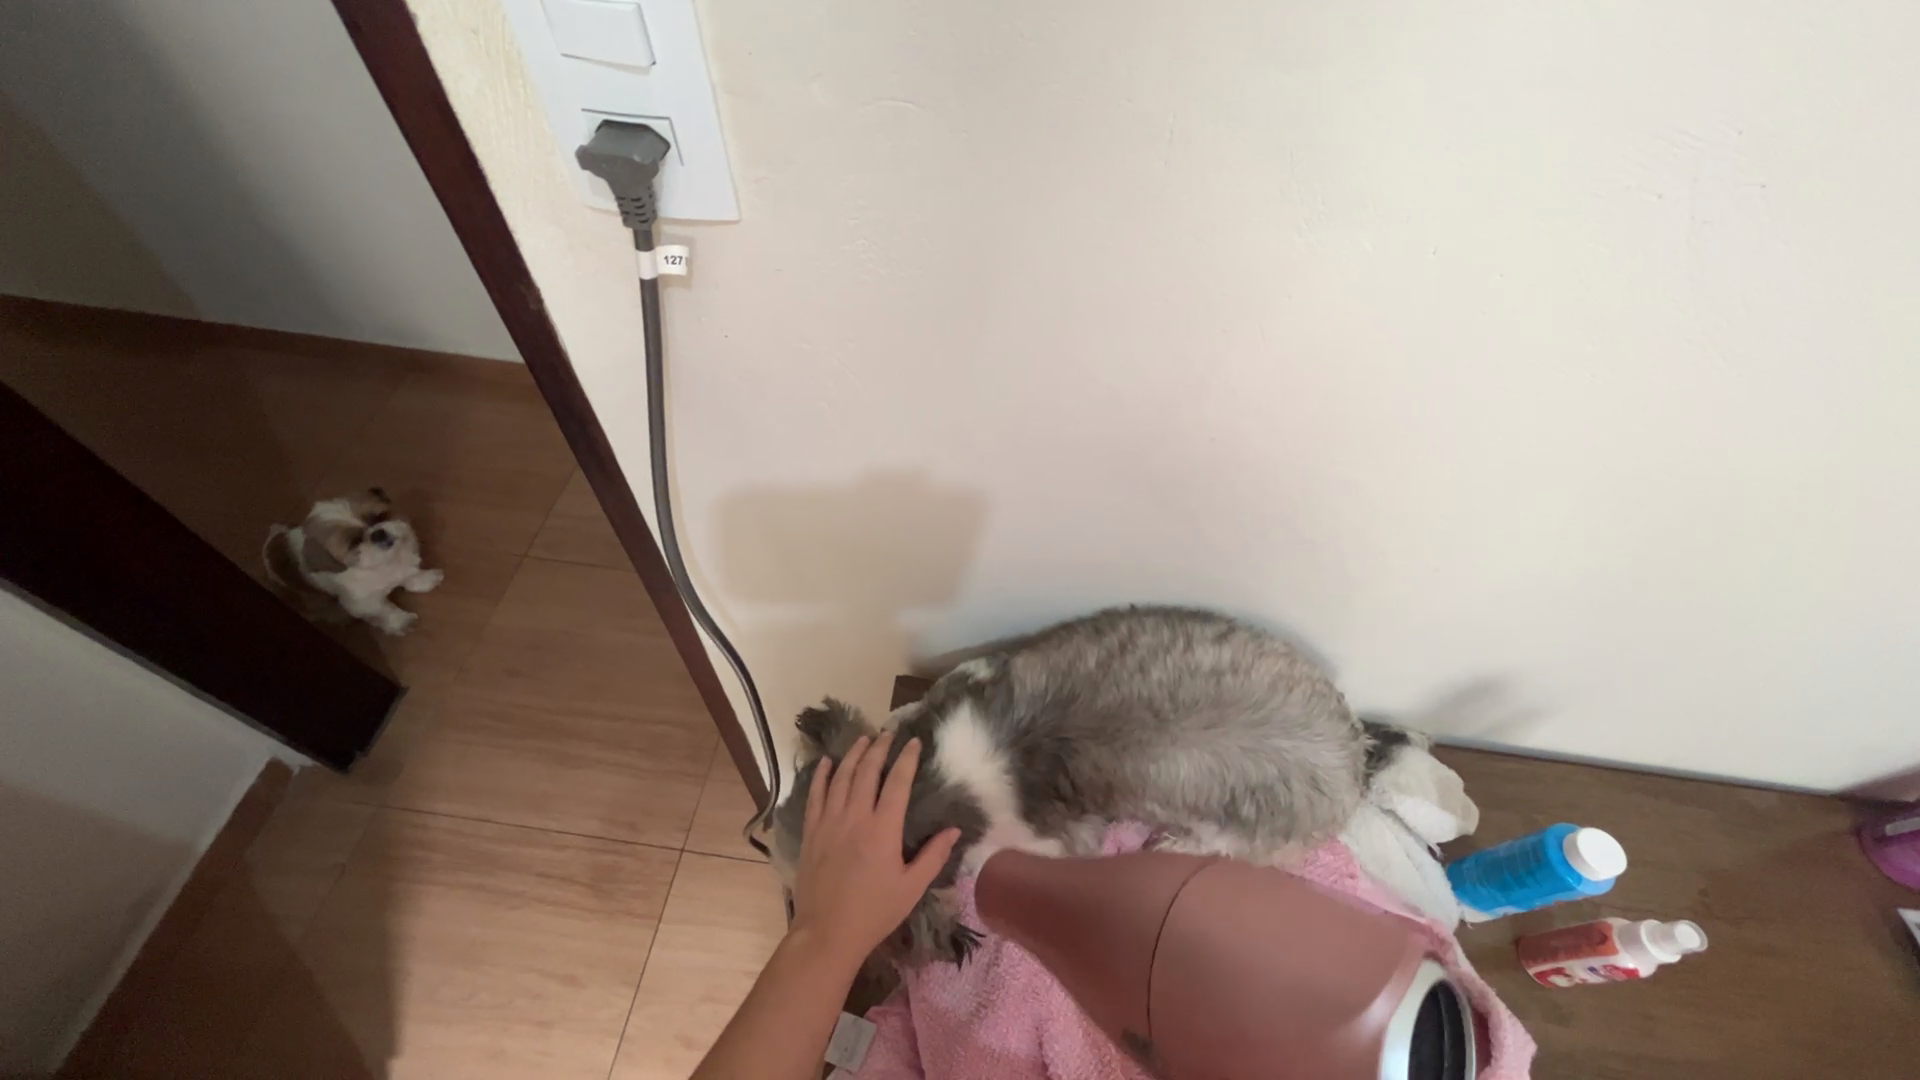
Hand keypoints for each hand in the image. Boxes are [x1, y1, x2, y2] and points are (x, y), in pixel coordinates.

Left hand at [788, 732, 960, 969]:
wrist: (826, 933)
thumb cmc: (874, 912)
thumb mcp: (911, 887)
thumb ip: (933, 856)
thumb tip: (954, 830)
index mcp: (883, 829)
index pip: (897, 782)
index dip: (907, 759)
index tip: (914, 742)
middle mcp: (855, 817)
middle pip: (867, 771)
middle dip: (879, 748)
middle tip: (888, 733)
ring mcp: (829, 822)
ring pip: (841, 777)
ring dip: (853, 755)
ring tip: (863, 739)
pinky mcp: (811, 832)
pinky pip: (815, 795)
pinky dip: (820, 775)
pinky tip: (826, 762)